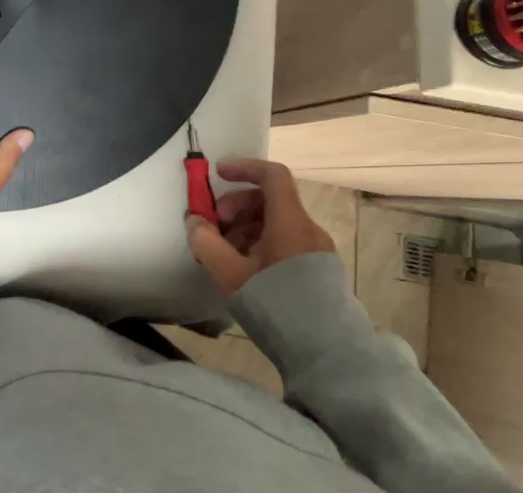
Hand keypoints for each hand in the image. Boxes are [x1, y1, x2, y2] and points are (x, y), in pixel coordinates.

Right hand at [184, 159, 335, 293]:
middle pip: (271, 201)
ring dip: (248, 227)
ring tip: (226, 253)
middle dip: (238, 206)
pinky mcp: (321, 272)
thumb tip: (194, 222)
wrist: (328, 354)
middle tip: (216, 226)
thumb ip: (207, 243)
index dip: (244, 169)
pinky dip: (263, 243)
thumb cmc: (277, 305)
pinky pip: (288, 242)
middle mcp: (308, 230)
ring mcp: (318, 251)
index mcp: (290, 223)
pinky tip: (247, 270)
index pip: (272, 176)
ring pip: (278, 223)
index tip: (219, 175)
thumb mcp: (232, 275)